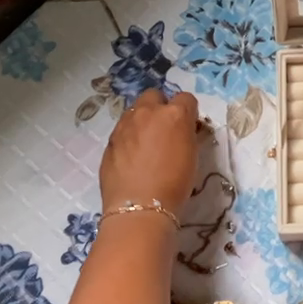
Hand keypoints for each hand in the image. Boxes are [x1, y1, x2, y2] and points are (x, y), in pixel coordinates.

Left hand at [100, 89, 201, 212]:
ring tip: (147, 144)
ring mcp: (125, 125)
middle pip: (155, 95)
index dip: (188, 111)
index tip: (188, 126)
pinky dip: (129, 136)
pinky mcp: (110, 140)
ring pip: (135, 110)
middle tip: (165, 129)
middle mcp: (148, 112)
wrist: (139, 208)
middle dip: (161, 106)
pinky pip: (123, 130)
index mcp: (174, 114)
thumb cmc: (174, 184)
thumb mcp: (192, 155)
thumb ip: (186, 133)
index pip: (186, 98)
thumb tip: (184, 128)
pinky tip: (133, 157)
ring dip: (143, 120)